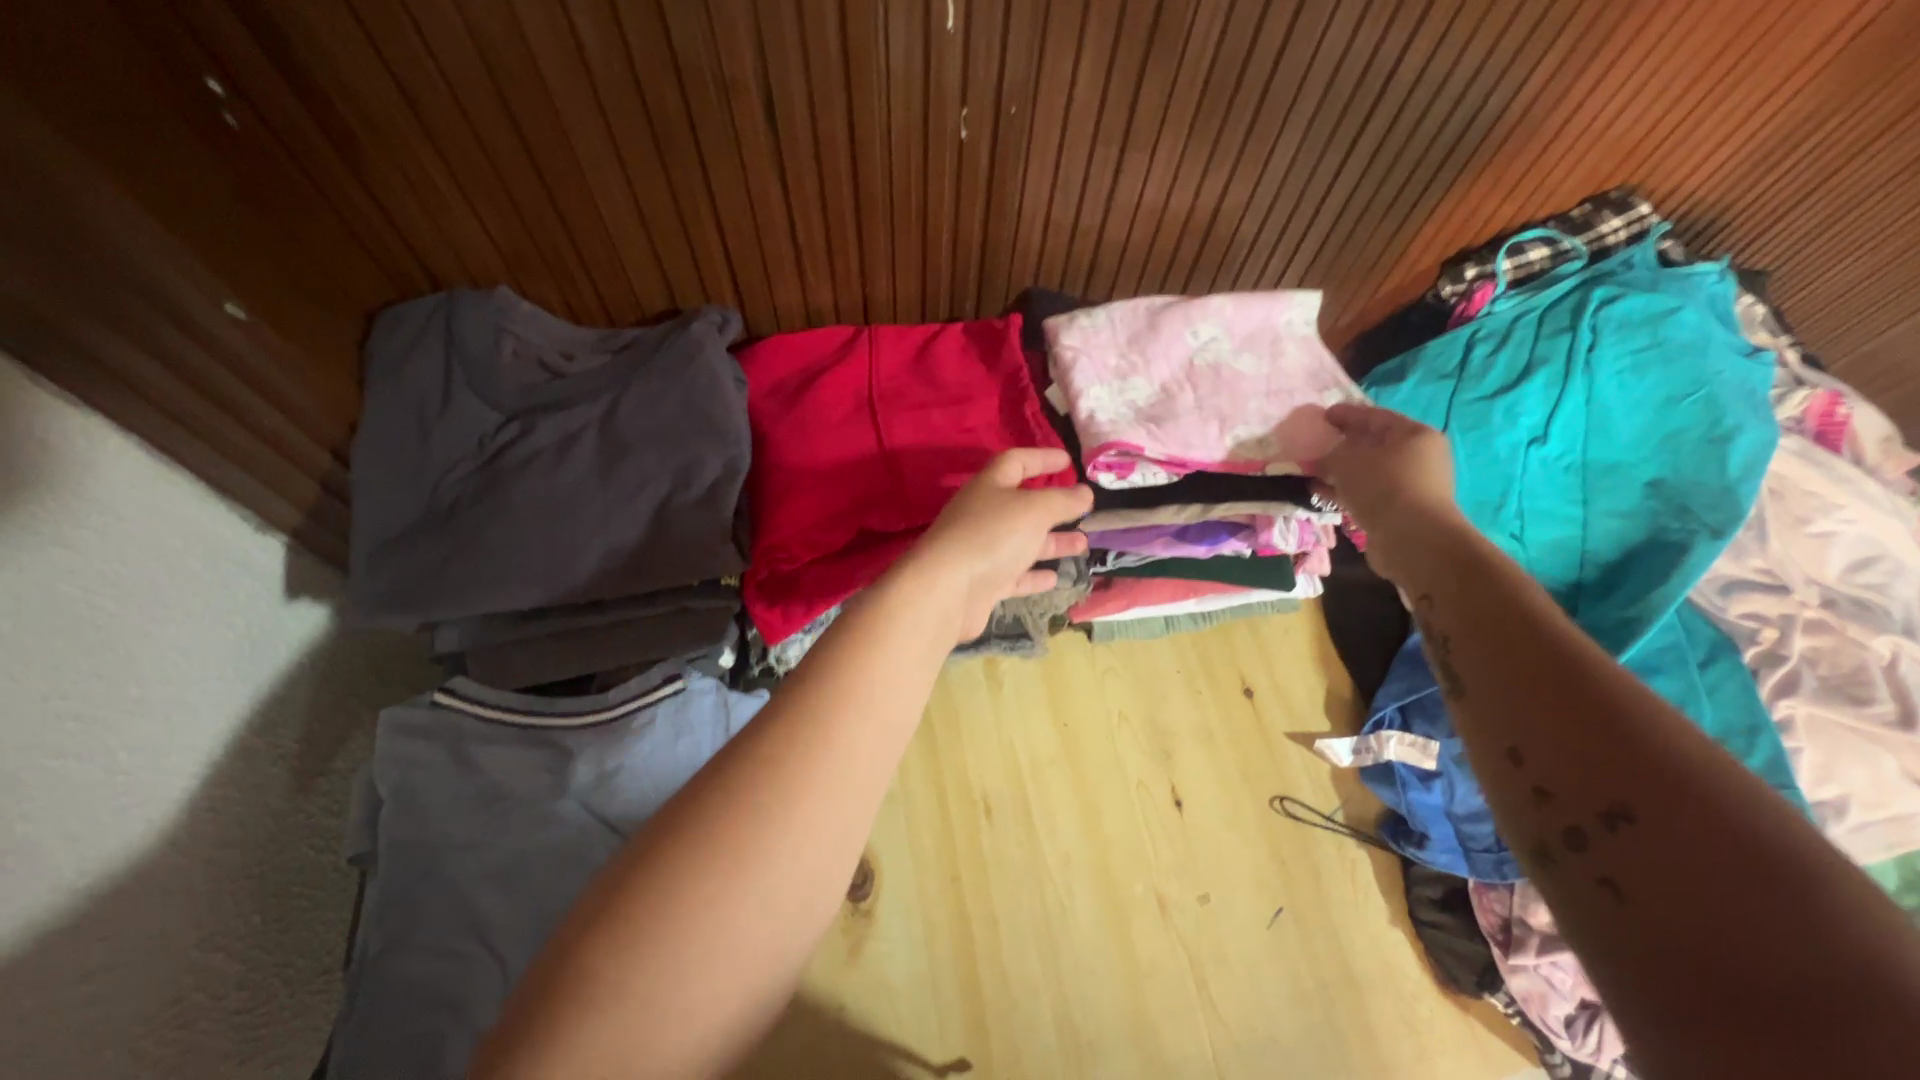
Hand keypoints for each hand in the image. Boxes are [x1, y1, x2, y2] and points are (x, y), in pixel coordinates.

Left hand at [894, 448, 1092, 643]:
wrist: (946, 591)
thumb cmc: (992, 536)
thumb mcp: (1034, 510)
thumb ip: (1062, 500)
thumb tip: (1085, 492)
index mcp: (990, 487)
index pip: (1016, 462)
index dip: (1041, 458)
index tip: (1068, 461)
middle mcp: (982, 515)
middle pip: (1022, 506)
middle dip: (1053, 508)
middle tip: (1083, 510)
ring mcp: (981, 550)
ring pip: (1021, 542)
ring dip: (1051, 542)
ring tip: (1082, 544)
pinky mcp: (982, 583)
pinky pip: (1013, 575)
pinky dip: (1034, 575)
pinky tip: (1054, 578)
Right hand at [1314, 403, 1470, 583]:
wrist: (1412, 539)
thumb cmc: (1383, 486)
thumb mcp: (1348, 460)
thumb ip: (1331, 453)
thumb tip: (1323, 458)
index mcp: (1414, 435)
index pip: (1376, 416)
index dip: (1347, 414)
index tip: (1323, 415)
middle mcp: (1419, 457)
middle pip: (1375, 445)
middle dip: (1344, 444)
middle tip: (1318, 443)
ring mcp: (1411, 486)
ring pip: (1369, 472)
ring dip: (1342, 471)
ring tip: (1313, 471)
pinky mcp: (1401, 511)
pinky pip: (1367, 493)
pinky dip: (1346, 491)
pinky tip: (1322, 492)